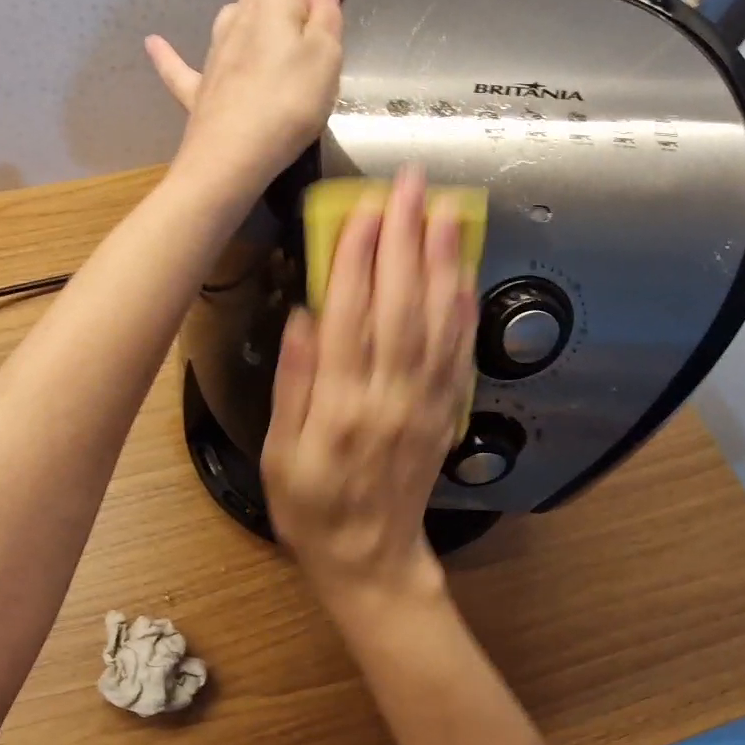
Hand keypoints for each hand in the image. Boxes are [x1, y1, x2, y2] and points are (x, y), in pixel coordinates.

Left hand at [146, 0, 352, 191]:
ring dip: (254, 3)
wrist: (229, 160)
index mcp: (273, 4)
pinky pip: (178, 66)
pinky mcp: (199, 91)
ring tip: (273, 11)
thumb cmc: (286, 106)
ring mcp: (214, 55)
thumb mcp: (325, 58)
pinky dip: (169, 52)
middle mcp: (237, 19)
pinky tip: (152, 43)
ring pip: (232, 13)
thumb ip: (326, 19)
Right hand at [260, 165, 479, 612]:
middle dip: (405, 240)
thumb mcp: (279, 454)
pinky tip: (465, 276)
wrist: (369, 557)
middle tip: (411, 186)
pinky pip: (458, 356)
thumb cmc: (311, 507)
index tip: (362, 210)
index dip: (357, 259)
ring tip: (446, 212)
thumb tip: (304, 318)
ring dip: (443, 263)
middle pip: (400, 306)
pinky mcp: (444, 414)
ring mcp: (424, 405)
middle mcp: (387, 398)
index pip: (350, 317)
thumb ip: (294, 385)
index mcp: (338, 407)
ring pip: (437, 323)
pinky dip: (464, 312)